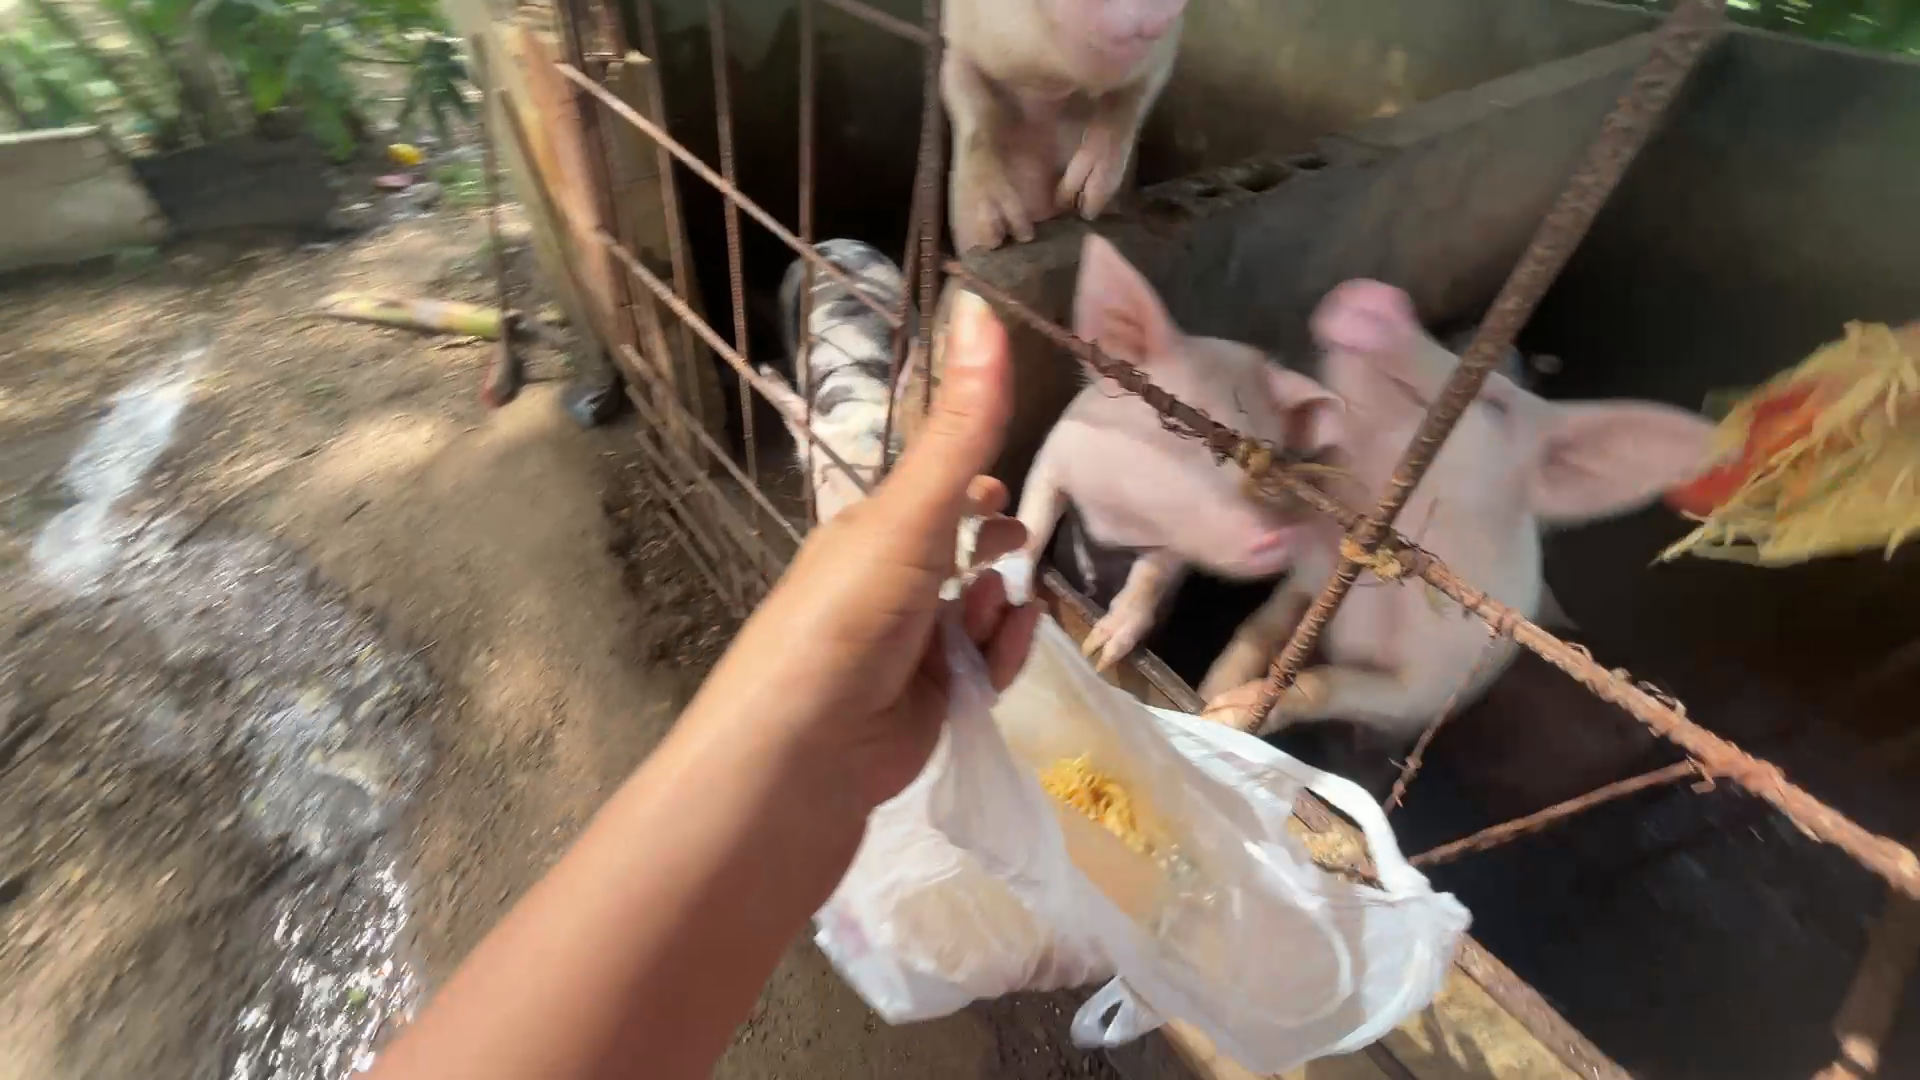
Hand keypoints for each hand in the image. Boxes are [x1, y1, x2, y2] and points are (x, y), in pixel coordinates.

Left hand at [683, 291, 1040, 808]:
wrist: (808, 747)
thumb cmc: (853, 611)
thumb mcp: (911, 512)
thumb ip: (958, 425)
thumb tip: (979, 305)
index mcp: (874, 532)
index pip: (932, 495)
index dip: (973, 486)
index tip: (1003, 491)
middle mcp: (890, 584)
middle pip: (962, 554)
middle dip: (997, 549)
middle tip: (1013, 549)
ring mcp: (911, 645)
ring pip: (982, 612)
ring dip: (1001, 607)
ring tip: (994, 617)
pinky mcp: (930, 699)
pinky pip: (983, 666)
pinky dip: (999, 657)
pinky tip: (996, 657)